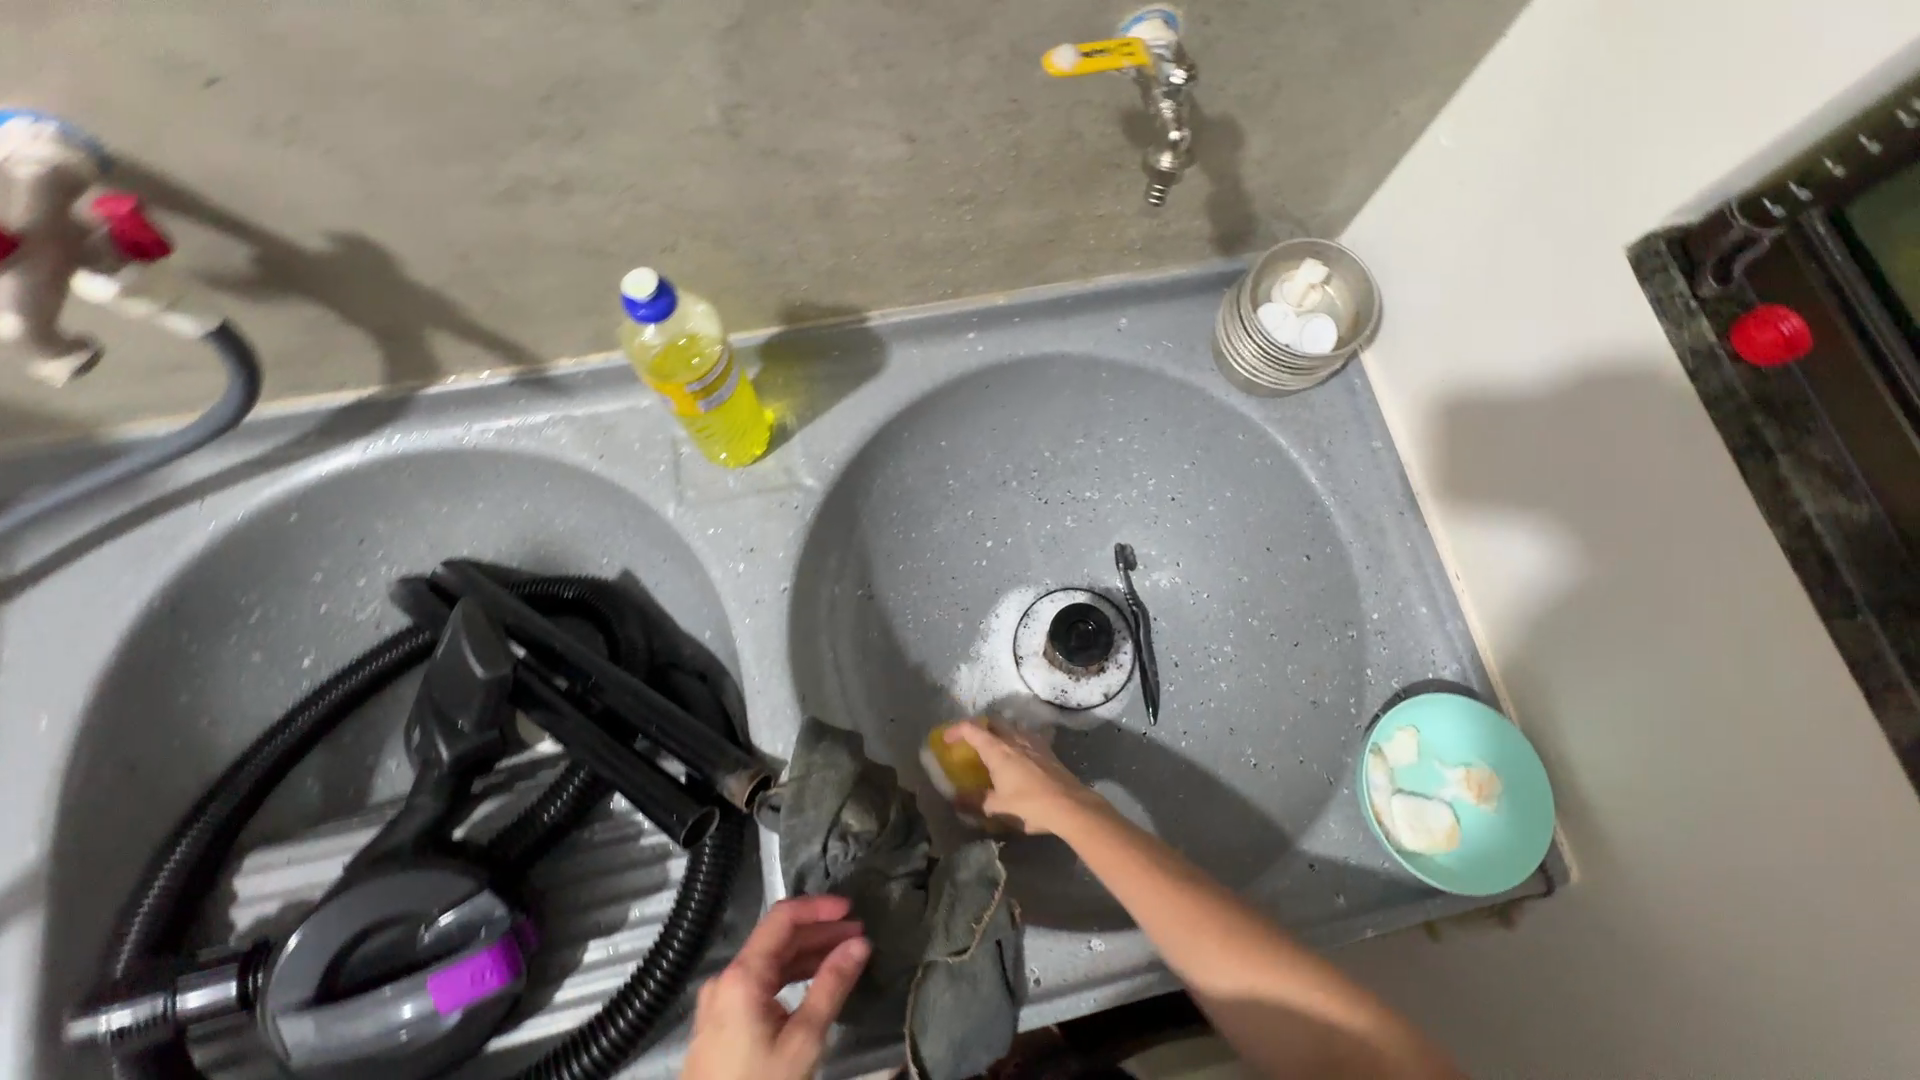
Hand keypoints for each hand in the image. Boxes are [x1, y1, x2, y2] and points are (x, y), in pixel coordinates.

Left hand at [682, 894, 870, 1079]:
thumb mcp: (803, 1040)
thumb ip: (832, 986)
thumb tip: (860, 944)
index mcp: (742, 975)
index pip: (782, 918)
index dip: (819, 908)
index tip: (852, 910)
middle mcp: (726, 978)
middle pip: (776, 939)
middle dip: (819, 933)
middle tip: (859, 936)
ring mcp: (720, 999)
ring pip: (769, 962)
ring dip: (808, 955)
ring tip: (846, 956)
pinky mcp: (721, 1020)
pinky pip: (760, 983)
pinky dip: (790, 977)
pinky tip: (816, 981)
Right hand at [944, 721, 1109, 834]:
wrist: (1070, 806)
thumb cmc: (1029, 804)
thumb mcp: (998, 807)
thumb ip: (975, 801)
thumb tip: (956, 799)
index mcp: (997, 750)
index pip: (971, 729)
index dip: (956, 730)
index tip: (946, 739)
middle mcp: (1014, 739)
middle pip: (993, 721)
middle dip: (980, 727)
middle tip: (973, 742)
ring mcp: (1034, 742)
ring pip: (1012, 727)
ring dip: (1002, 732)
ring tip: (998, 748)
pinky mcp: (1048, 750)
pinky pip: (1029, 736)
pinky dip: (1019, 740)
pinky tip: (1022, 756)